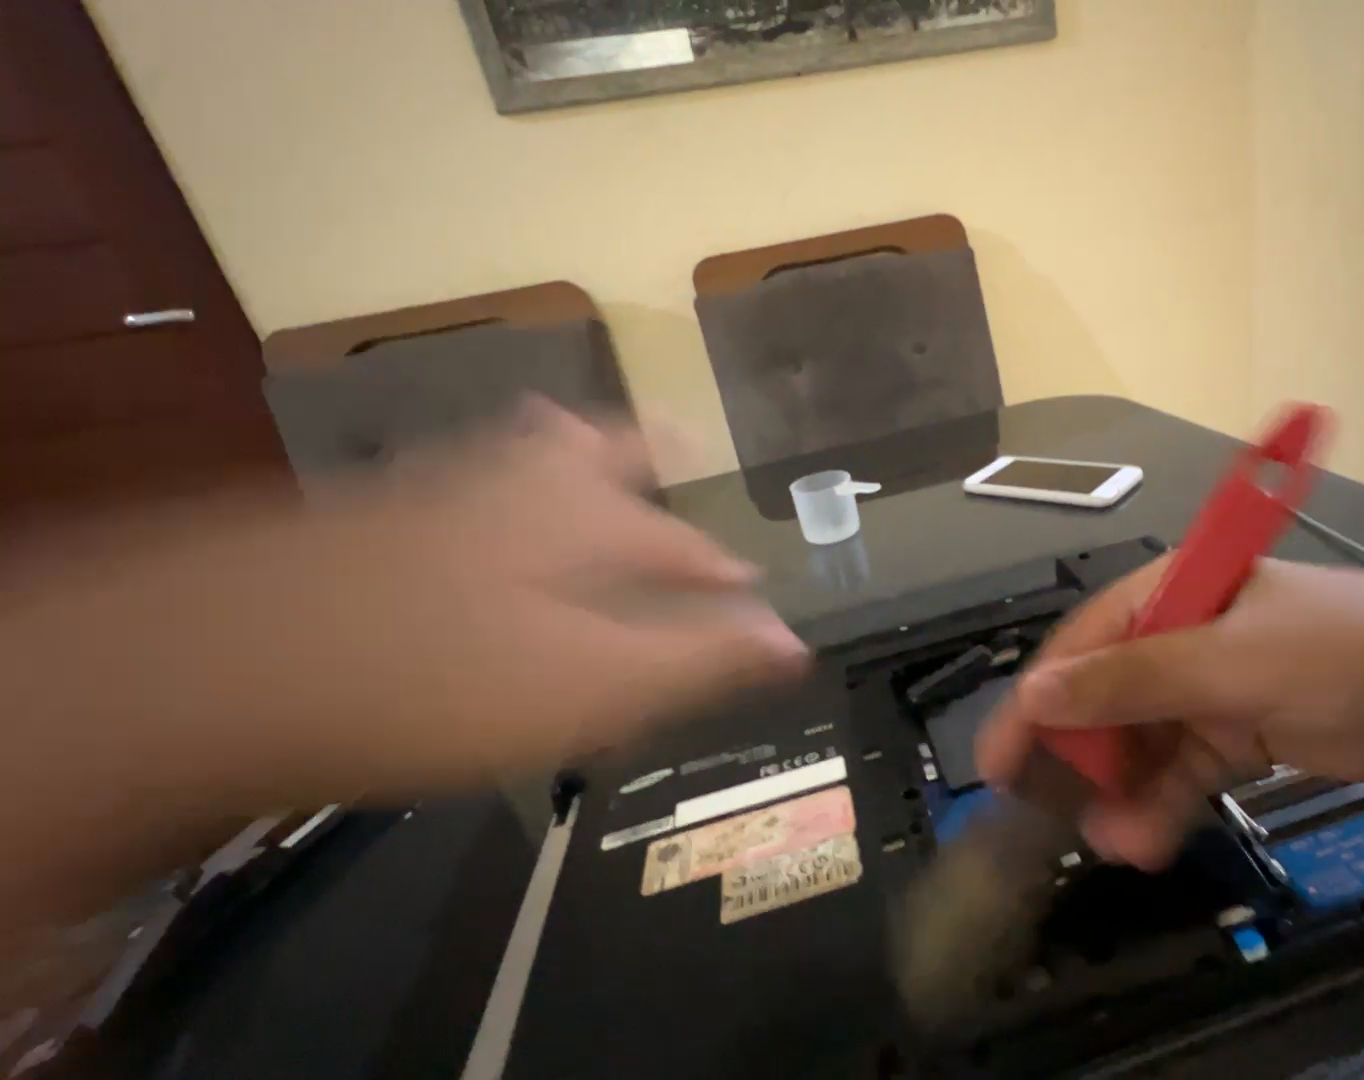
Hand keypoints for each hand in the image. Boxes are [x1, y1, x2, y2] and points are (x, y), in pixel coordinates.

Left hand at [8, 404, 809, 813]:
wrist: (216, 668)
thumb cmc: (443, 677)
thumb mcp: (596, 683)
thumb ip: (701, 658)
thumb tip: (795, 643)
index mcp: (587, 522)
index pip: (682, 545)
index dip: (722, 570)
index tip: (748, 580)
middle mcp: (519, 488)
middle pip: (600, 452)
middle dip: (645, 451)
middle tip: (674, 443)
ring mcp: (440, 495)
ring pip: (525, 462)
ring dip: (569, 462)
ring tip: (586, 458)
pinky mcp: (373, 522)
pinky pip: (465, 492)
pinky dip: (498, 493)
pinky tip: (480, 523)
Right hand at [976, 557, 1363, 869]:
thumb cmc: (1343, 655)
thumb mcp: (1231, 665)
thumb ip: (1132, 680)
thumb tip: (1035, 692)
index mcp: (1168, 597)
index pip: (1081, 647)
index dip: (1035, 703)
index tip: (998, 764)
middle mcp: (1176, 638)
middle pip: (1102, 698)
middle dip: (1078, 758)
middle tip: (1046, 816)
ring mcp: (1205, 689)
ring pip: (1139, 744)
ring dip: (1121, 793)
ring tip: (1117, 843)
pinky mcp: (1234, 734)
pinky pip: (1180, 771)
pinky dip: (1162, 804)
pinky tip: (1146, 841)